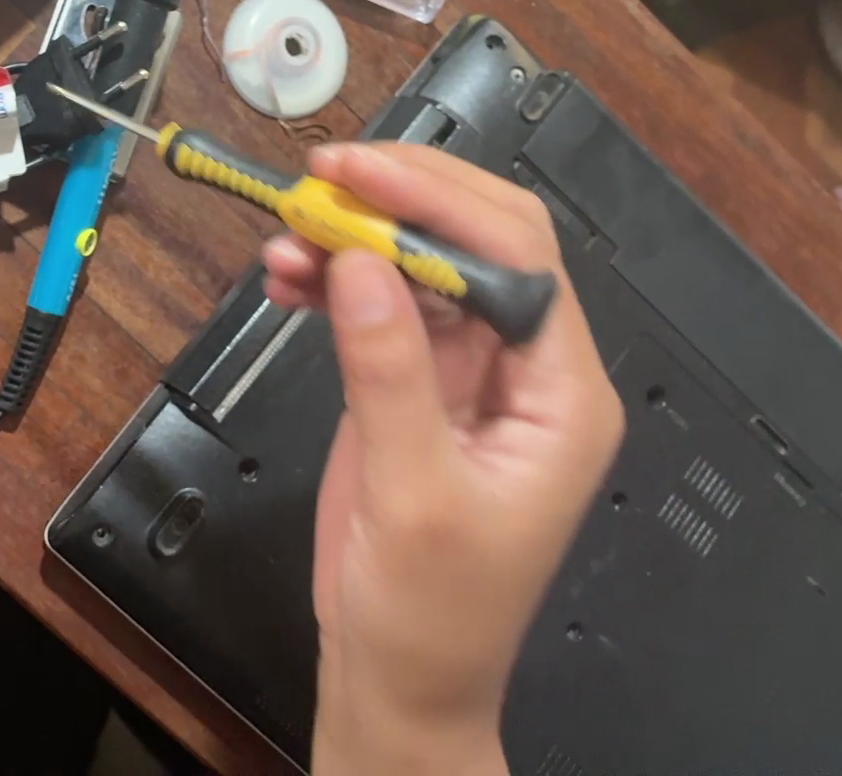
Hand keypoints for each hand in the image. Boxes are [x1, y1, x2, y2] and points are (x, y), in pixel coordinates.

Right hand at [262, 144, 623, 774]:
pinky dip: (331, 283)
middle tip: (317, 179)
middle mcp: (521, 364)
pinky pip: (375, 307)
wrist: (395, 668)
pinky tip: (286, 280)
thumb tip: (358, 262)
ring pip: (416, 268)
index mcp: (559, 390)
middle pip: (473, 242)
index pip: (514, 256)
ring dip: (351, 241)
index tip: (350, 172)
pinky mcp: (411, 381)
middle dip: (398, 201)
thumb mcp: (414, 494)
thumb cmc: (428, 605)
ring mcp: (463, 369)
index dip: (436, 200)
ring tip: (282, 240)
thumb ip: (391, 373)